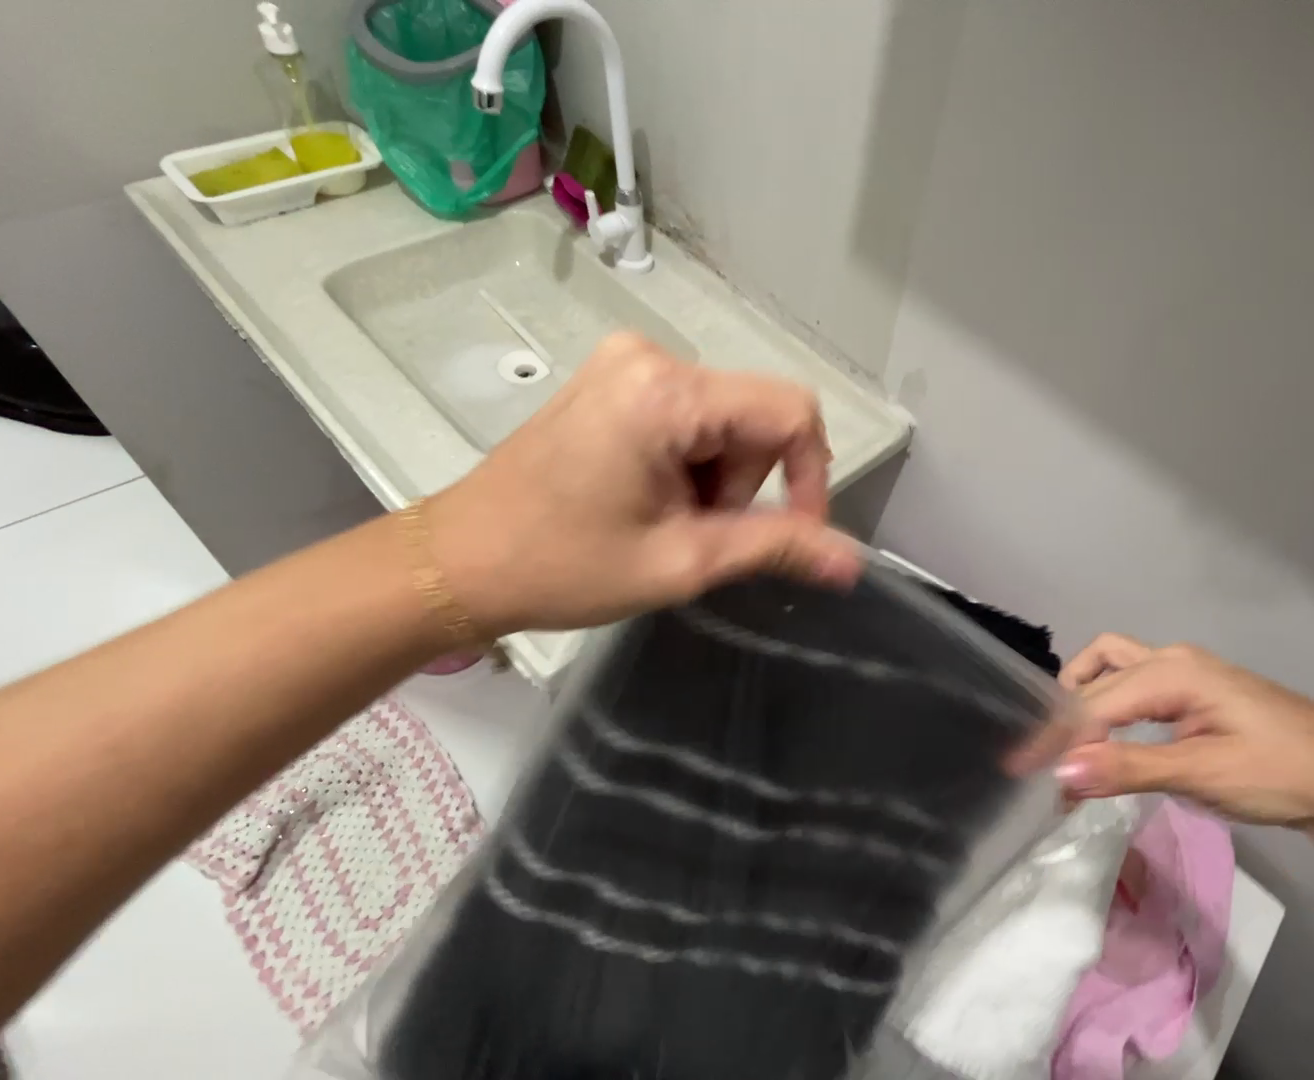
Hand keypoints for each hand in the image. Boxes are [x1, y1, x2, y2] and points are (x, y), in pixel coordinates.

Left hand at [423, 333, 863, 632]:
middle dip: (744, 484)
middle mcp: (651, 357)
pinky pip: (693, 416)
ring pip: (727, 421)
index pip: (791, 412)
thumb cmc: (564, 566)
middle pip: (755, 418)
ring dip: (718, 479)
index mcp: (667, 393)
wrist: (461, 561)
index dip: (813, 475)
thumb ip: (775, 547)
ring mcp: (628, 363)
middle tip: (697, 536)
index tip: (797, 534)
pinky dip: (692, 464)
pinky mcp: (615, 379)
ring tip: (667, 522)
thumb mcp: (682, 562)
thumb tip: (852, 560)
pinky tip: (651, 498)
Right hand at [1052, 634, 1313, 829]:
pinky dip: (1107, 706)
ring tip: (1064, 746)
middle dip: (1064, 718)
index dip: (1056, 736)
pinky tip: (1105, 739)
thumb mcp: (1203, 775)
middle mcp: (1173, 660)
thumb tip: (1063, 769)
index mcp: (1173, 672)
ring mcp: (1186, 673)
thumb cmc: (1280, 775)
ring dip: (1082, 700)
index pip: (1094, 701)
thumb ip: (1129, 768)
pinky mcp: (1194, 694)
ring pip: (1112, 669)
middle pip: (1097, 676)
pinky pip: (1133, 686)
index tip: (1022, 772)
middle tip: (1041, 764)